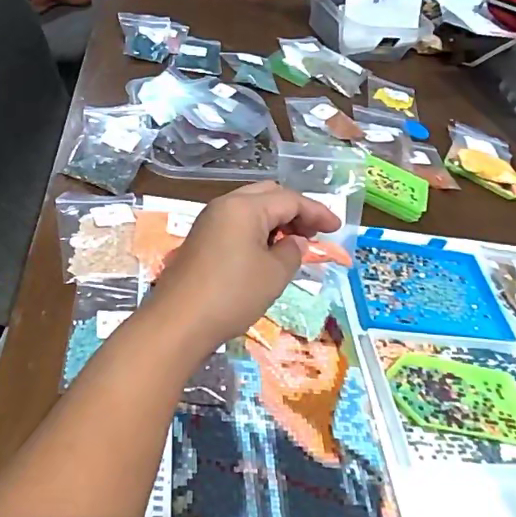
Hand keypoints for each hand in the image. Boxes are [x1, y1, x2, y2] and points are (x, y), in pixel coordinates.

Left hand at [138, 182, 338, 358]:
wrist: (179, 321)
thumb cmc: (233, 294)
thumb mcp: (274, 274)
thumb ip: (292, 250)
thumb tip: (294, 241)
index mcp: (245, 206)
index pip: (289, 199)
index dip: (317, 212)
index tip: (336, 228)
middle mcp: (225, 205)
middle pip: (268, 195)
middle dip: (295, 210)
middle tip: (315, 232)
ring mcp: (209, 220)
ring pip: (250, 207)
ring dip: (275, 219)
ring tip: (295, 242)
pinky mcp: (201, 238)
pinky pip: (236, 222)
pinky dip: (257, 229)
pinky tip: (267, 250)